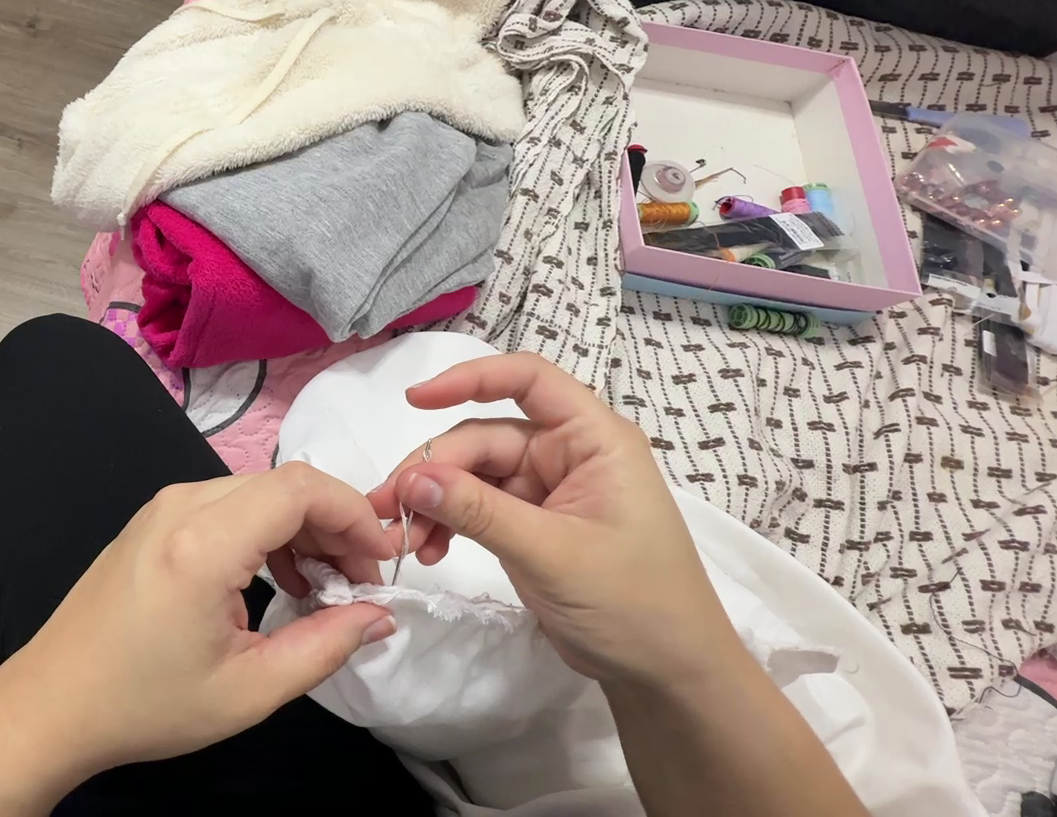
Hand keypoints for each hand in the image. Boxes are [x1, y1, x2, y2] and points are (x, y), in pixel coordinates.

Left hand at [0, 462, 397, 777]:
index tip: (381, 562)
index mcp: (203, 542)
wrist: (55, 699)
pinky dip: (266, 530)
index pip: (299, 488)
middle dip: (334, 524)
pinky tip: (280, 578)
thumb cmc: (148, 702)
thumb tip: (378, 615)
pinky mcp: (156, 516)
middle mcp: (182, 505)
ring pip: (257, 491)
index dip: (353, 514)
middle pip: (282, 484)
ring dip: (302, 528)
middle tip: (361, 581)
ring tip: (327, 584)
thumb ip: (324, 647)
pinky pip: (227, 504)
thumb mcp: (248, 690)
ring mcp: (164, 505)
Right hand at [366, 353, 743, 687]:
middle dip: (433, 470)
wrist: (668, 678)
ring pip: (470, 473)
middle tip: (388, 507)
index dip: (469, 378)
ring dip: (433, 501)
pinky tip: (428, 550)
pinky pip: (473, 506)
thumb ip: (478, 511)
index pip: (528, 378)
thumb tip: (410, 479)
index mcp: (592, 439)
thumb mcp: (551, 554)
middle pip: (482, 437)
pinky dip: (447, 523)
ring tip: (402, 538)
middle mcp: (565, 451)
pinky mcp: (528, 519)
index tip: (415, 399)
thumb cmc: (635, 605)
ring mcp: (544, 486)